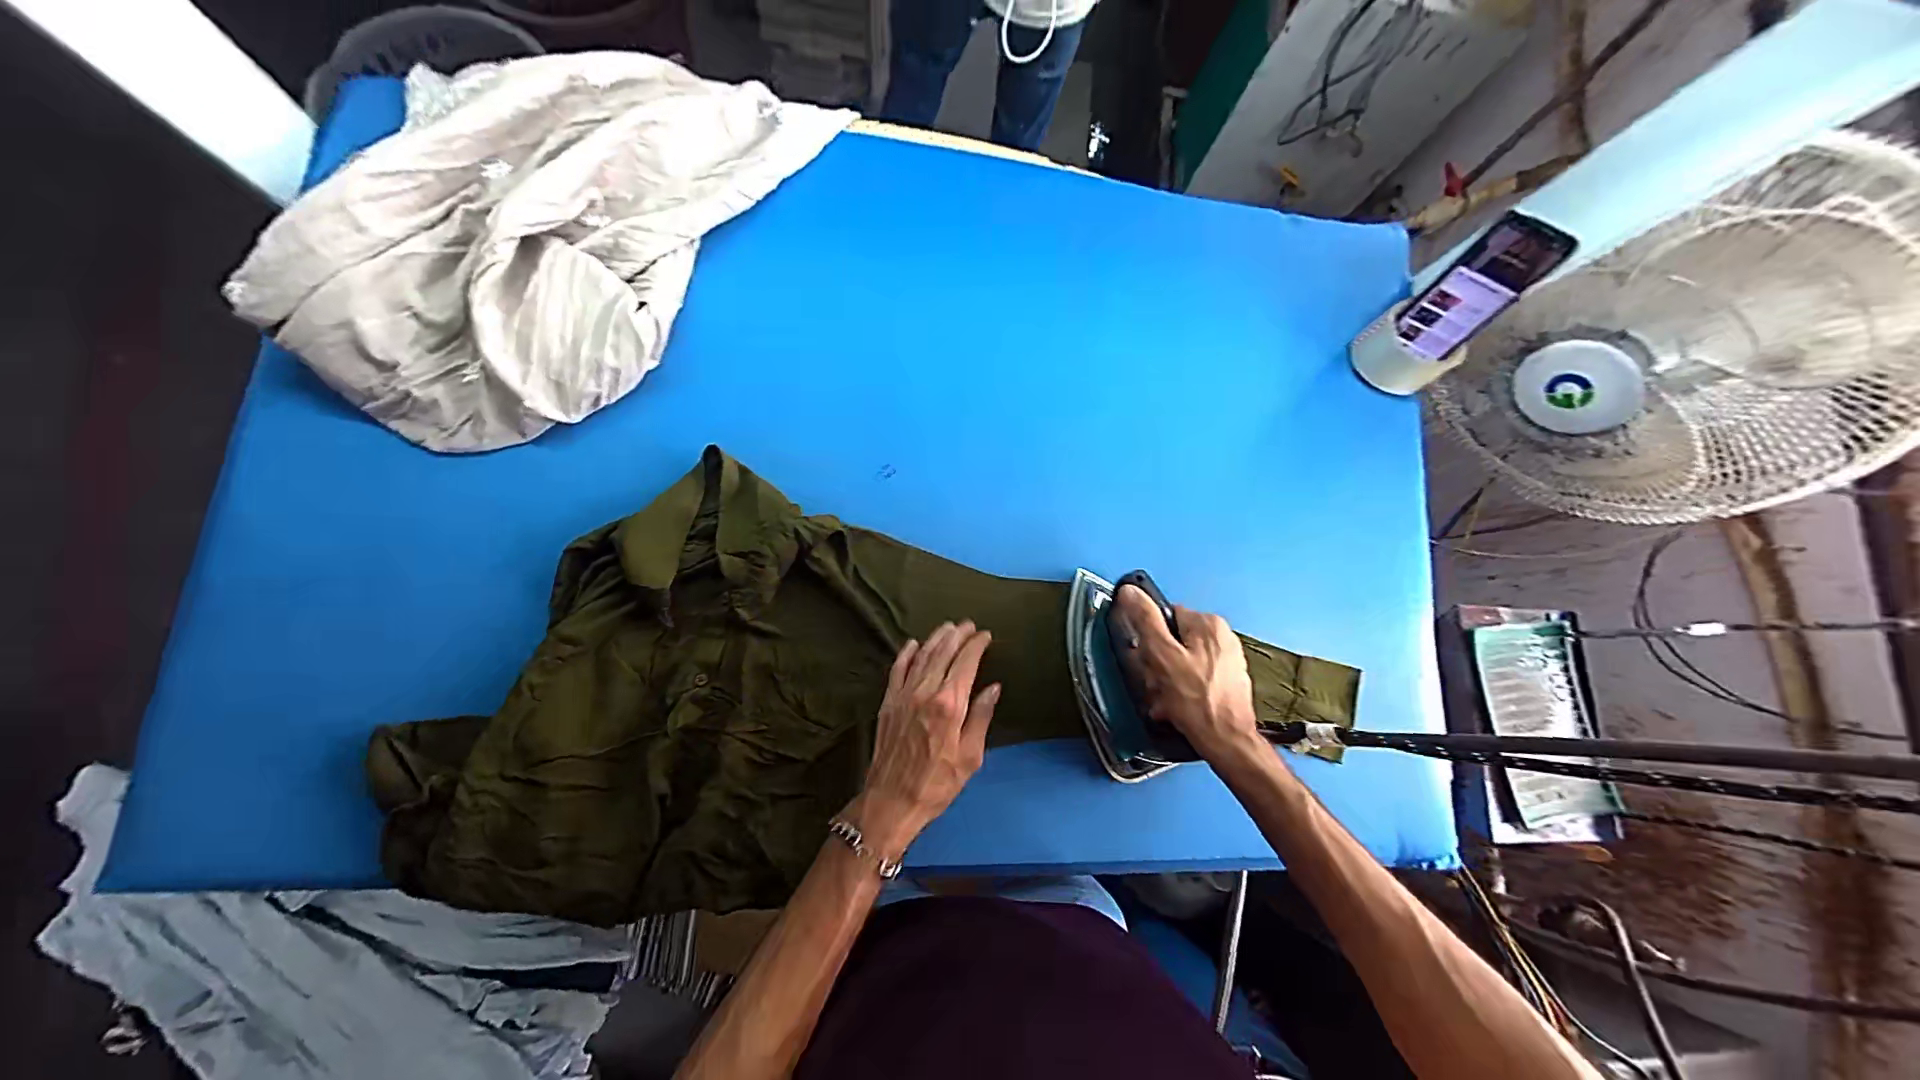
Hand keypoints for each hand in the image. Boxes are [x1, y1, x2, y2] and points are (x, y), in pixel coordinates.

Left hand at [844, 622, 1000, 859]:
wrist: (891, 801)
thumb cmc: (937, 784)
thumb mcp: (970, 756)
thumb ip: (981, 717)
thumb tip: (993, 688)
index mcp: (950, 705)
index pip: (966, 662)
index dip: (976, 645)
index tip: (985, 635)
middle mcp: (925, 693)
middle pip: (943, 653)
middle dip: (958, 635)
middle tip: (968, 625)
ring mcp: (903, 696)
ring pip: (921, 656)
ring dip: (936, 639)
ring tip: (947, 627)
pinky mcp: (888, 703)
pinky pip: (897, 670)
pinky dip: (906, 654)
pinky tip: (913, 644)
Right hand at [1112, 585, 1269, 766]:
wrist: (1227, 742)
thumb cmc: (1197, 702)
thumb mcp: (1162, 656)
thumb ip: (1146, 621)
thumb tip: (1131, 592)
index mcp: (1209, 624)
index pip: (1166, 616)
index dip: (1150, 638)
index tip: (1148, 658)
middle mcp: (1223, 638)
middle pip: (1173, 640)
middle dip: (1159, 663)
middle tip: (1156, 683)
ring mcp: (1227, 661)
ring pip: (1182, 662)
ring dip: (1167, 681)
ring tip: (1166, 700)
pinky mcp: (1228, 683)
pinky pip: (1195, 679)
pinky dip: (1183, 691)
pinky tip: (1177, 708)